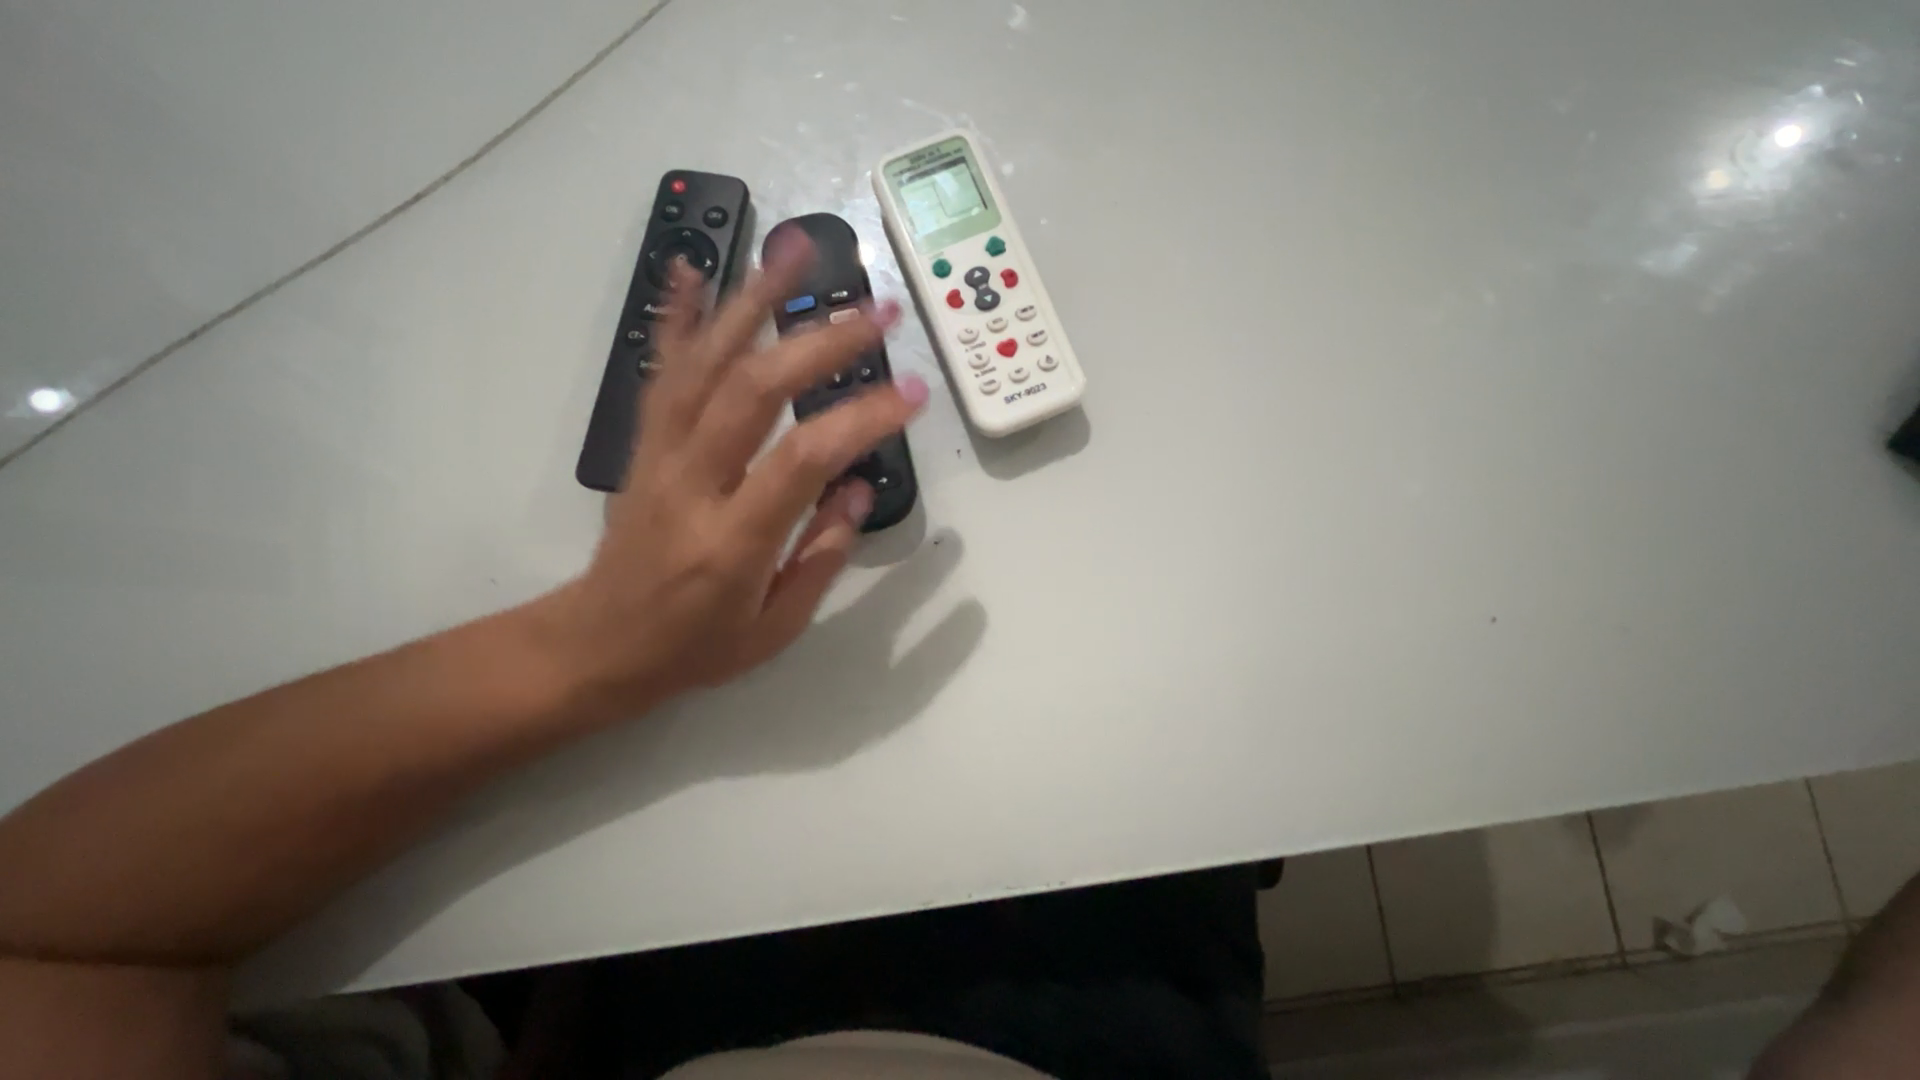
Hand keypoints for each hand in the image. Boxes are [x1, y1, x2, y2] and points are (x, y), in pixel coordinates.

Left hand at [543, 236, 928, 715]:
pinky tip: (694, 269)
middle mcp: (690, 483)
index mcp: (729, 540)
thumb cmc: (695, 645)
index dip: (860, 419)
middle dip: (819, 342)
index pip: (801, 460)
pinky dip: (678, 317)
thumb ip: (821, 556)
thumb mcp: (774, 626)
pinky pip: (661, 371)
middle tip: (876, 312)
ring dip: (751, 300)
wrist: (598, 644)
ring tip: (794, 249)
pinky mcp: (642, 443)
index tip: (911, 394)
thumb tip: (855, 487)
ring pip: (704, 363)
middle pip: (752, 391)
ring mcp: (659, 455)